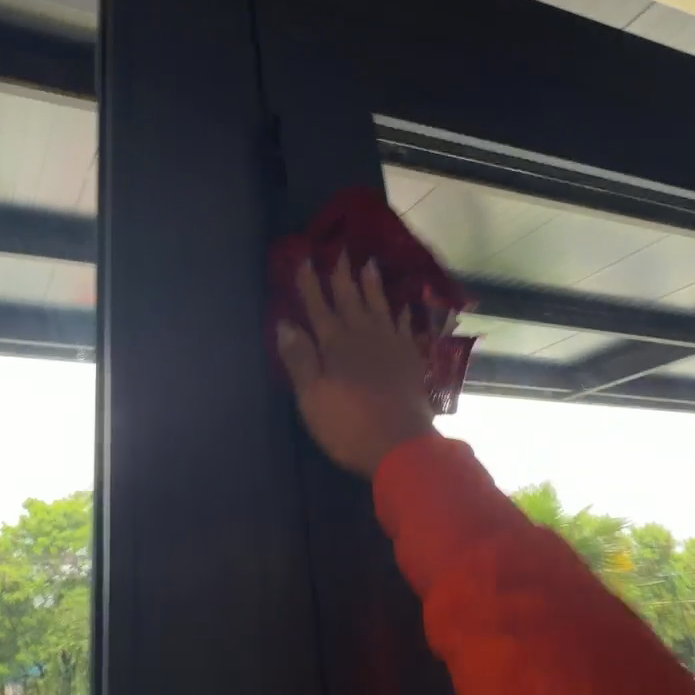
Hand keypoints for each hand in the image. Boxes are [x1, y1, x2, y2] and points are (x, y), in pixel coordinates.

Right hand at [276, 253, 440, 475]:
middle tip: (340, 249)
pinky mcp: (409, 361)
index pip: (318, 308)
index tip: (304, 258)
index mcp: (335, 346)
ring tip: (369, 264)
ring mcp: (390, 347)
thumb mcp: (312, 397)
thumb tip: (285, 324)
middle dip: (342, 276)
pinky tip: (400, 306)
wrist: (402, 446)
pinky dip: (400, 314)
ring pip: (379, 307)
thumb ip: (300, 359)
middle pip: (350, 300)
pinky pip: (403, 328)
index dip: (310, 284)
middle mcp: (363, 338)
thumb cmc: (348, 425)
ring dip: (372, 286)